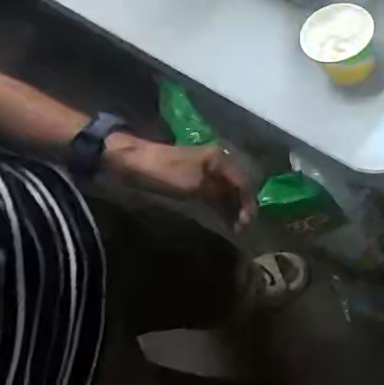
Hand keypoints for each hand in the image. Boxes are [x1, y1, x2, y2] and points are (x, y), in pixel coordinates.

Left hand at [103, 137, 254, 226]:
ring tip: (231, 223)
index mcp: (221, 159)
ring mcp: (206, 166)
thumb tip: (237, 210)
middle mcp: (218, 160)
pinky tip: (218, 213)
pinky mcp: (195, 174)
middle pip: (236, 184)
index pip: (243, 182)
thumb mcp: (195, 186)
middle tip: (241, 225)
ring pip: (226, 188)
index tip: (246, 222)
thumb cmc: (168, 172)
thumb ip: (219, 196)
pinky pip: (215, 189)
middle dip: (241, 204)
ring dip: (230, 205)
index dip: (247, 202)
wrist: (136, 161)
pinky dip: (219, 202)